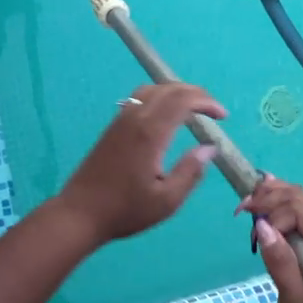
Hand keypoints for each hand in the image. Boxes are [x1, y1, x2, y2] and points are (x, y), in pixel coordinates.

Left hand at [54, 83, 225, 242]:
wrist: (80, 213)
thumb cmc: (125, 210)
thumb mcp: (167, 201)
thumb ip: (190, 171)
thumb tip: (210, 148)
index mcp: (150, 133)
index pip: (183, 100)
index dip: (206, 102)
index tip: (223, 116)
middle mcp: (135, 118)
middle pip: (169, 89)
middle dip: (196, 93)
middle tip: (213, 110)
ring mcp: (121, 120)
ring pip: (152, 89)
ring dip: (176, 92)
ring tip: (193, 108)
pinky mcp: (113, 126)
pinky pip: (139, 98)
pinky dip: (160, 96)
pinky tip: (166, 115)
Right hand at [239, 177, 302, 302]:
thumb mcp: (294, 302)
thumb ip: (282, 266)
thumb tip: (263, 226)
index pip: (299, 211)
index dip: (272, 215)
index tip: (251, 239)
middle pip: (296, 197)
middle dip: (266, 200)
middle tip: (240, 213)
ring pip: (295, 194)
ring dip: (268, 196)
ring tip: (245, 207)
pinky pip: (296, 201)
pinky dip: (275, 196)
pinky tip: (260, 191)